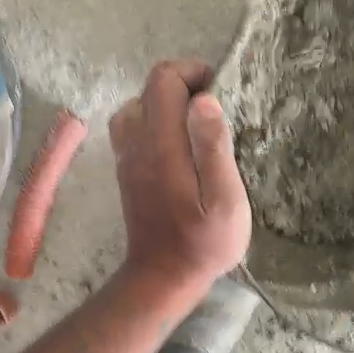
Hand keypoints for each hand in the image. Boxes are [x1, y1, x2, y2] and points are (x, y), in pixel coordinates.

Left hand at [109, 59, 251, 296]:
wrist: (162, 279)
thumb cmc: (203, 243)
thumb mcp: (226, 200)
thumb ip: (214, 148)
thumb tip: (205, 101)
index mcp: (162, 145)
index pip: (163, 81)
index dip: (192, 73)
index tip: (221, 91)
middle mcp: (137, 144)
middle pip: (148, 89)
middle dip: (183, 85)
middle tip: (215, 110)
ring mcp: (127, 158)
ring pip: (137, 107)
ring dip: (167, 105)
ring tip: (197, 125)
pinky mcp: (128, 172)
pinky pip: (134, 129)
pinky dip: (156, 123)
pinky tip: (180, 146)